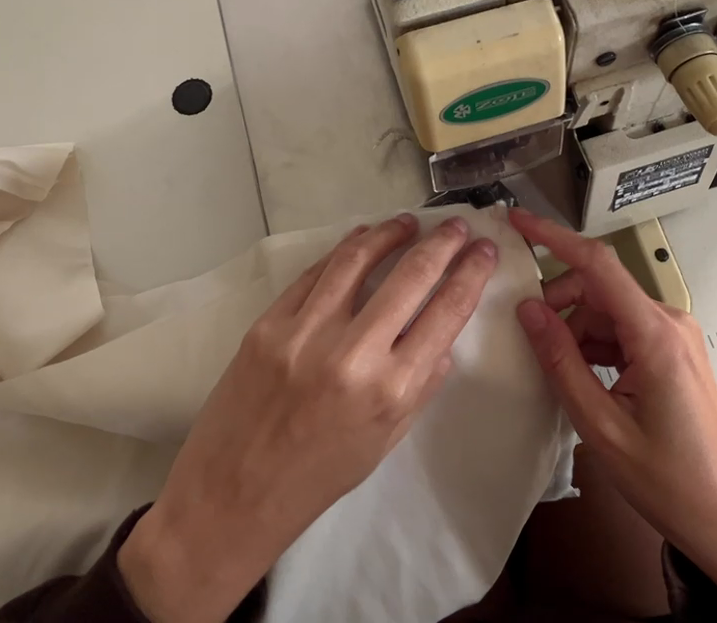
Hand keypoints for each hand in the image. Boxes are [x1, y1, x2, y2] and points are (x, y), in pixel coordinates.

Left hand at [117, 214, 498, 622]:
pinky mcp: (267, 323)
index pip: (446, 313)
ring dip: (389, 233)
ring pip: (357, 259)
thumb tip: (445, 336)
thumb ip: (420, 386)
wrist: (231, 494)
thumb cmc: (319, 477)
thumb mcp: (385, 441)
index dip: (472, 274)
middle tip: (457, 225)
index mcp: (390, 390)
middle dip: (442, 243)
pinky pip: (314, 274)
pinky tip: (360, 239)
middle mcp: (352, 355)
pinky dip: (343, 250)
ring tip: (407, 222)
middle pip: (410, 276)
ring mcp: (304, 333)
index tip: (484, 250)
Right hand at [509, 209, 716, 622]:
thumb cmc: (667, 481)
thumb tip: (528, 310)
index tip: (517, 220)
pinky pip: (623, 331)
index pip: (598, 264)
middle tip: (529, 342)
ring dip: (576, 331)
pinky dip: (596, 345)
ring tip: (558, 373)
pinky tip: (582, 377)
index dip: (553, 237)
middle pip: (598, 289)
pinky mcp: (674, 352)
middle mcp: (669, 322)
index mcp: (655, 334)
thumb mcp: (600, 425)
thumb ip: (561, 362)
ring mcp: (675, 336)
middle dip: (559, 305)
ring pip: (608, 311)